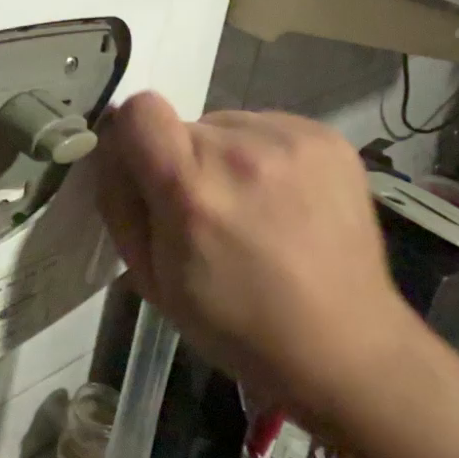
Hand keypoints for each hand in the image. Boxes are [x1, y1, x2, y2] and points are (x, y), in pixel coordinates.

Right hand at [92, 92, 412, 425]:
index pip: (139, 111)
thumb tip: (113, 152)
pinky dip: (266, 157)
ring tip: (256, 211)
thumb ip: (120, 203)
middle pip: (186, 125)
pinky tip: (286, 203)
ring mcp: (290, 140)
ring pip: (228, 127)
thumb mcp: (151, 279)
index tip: (148, 173)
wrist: (344, 346)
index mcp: (190, 188)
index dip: (134, 139)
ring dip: (227, 158)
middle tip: (210, 213)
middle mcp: (239, 150)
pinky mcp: (327, 138)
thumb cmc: (236, 324)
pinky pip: (270, 129)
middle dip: (186, 160)